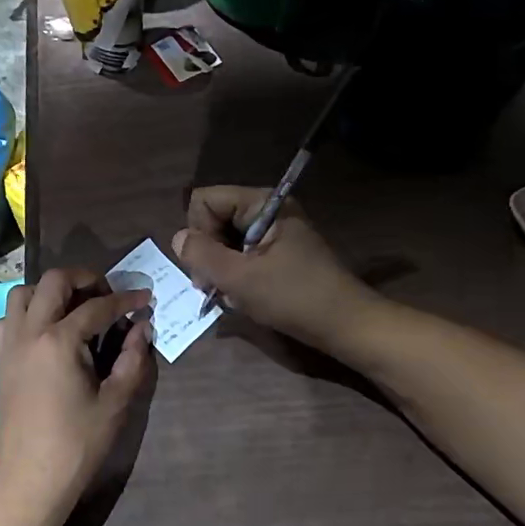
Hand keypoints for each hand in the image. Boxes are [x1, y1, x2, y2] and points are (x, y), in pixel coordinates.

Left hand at [0, 270, 151, 511]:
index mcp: (59, 340)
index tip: (145, 298)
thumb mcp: (114, 402)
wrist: (29, 478)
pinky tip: (46, 332)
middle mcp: (29, 331)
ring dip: (50, 292)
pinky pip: (8, 319)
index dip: (126, 300)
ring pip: (23, 293)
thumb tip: (142, 328)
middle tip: (107, 296)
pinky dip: (28, 313)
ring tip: (74, 309)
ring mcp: (9, 343)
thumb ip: (132, 359)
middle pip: (54, 281)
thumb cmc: (77, 444)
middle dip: (84, 279)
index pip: (97, 307)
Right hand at [171, 186, 372, 351]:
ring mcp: (274, 231)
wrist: (345, 325)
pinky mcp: (279, 251)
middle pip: (213, 218)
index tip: (210, 264)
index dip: (198, 231)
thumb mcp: (240, 278)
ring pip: (225, 239)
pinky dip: (235, 274)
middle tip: (213, 287)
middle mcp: (268, 210)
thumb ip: (202, 254)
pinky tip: (241, 296)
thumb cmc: (293, 298)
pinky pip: (241, 253)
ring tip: (229, 295)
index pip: (204, 200)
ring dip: (219, 268)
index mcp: (262, 204)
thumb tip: (178, 238)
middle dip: (207, 252)